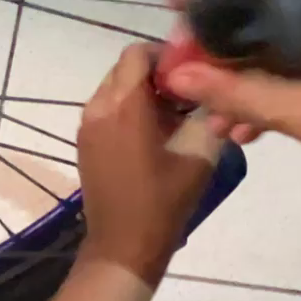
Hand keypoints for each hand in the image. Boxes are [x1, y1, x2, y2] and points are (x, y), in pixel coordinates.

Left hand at [77, 44, 219, 282]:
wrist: (122, 248)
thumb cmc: (162, 203)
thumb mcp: (199, 155)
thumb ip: (209, 113)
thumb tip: (216, 91)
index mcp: (123, 105)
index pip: (137, 53)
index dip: (166, 56)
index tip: (192, 74)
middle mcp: (97, 108)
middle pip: (124, 70)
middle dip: (156, 76)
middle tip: (187, 97)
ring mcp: (86, 128)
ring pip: (114, 91)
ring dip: (142, 95)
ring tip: (174, 118)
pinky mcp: (84, 146)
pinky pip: (106, 112)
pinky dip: (128, 113)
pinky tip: (154, 137)